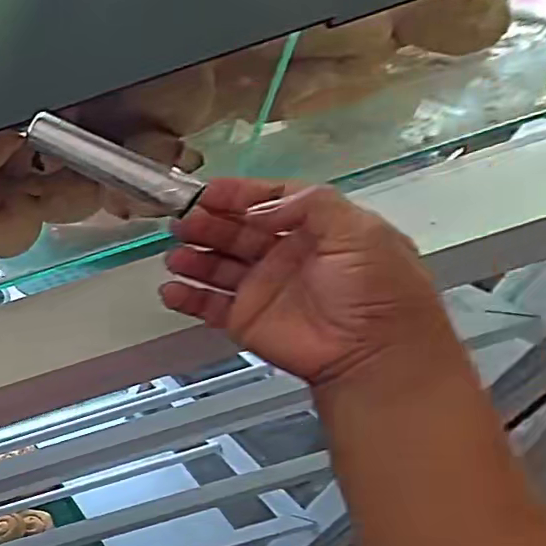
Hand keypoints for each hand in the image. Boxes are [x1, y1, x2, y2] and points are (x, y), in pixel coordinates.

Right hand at [160, 180, 452, 386]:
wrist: (370, 352)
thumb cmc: (375, 289)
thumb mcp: (359, 232)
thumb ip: (311, 207)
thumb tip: (261, 207)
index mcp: (312, 229)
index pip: (268, 204)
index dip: (238, 195)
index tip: (208, 192)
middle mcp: (282, 256)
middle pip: (235, 234)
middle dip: (207, 225)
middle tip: (181, 222)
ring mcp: (259, 289)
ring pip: (216, 268)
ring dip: (193, 259)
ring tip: (174, 256)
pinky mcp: (243, 320)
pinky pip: (208, 306)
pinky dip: (187, 298)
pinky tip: (170, 290)